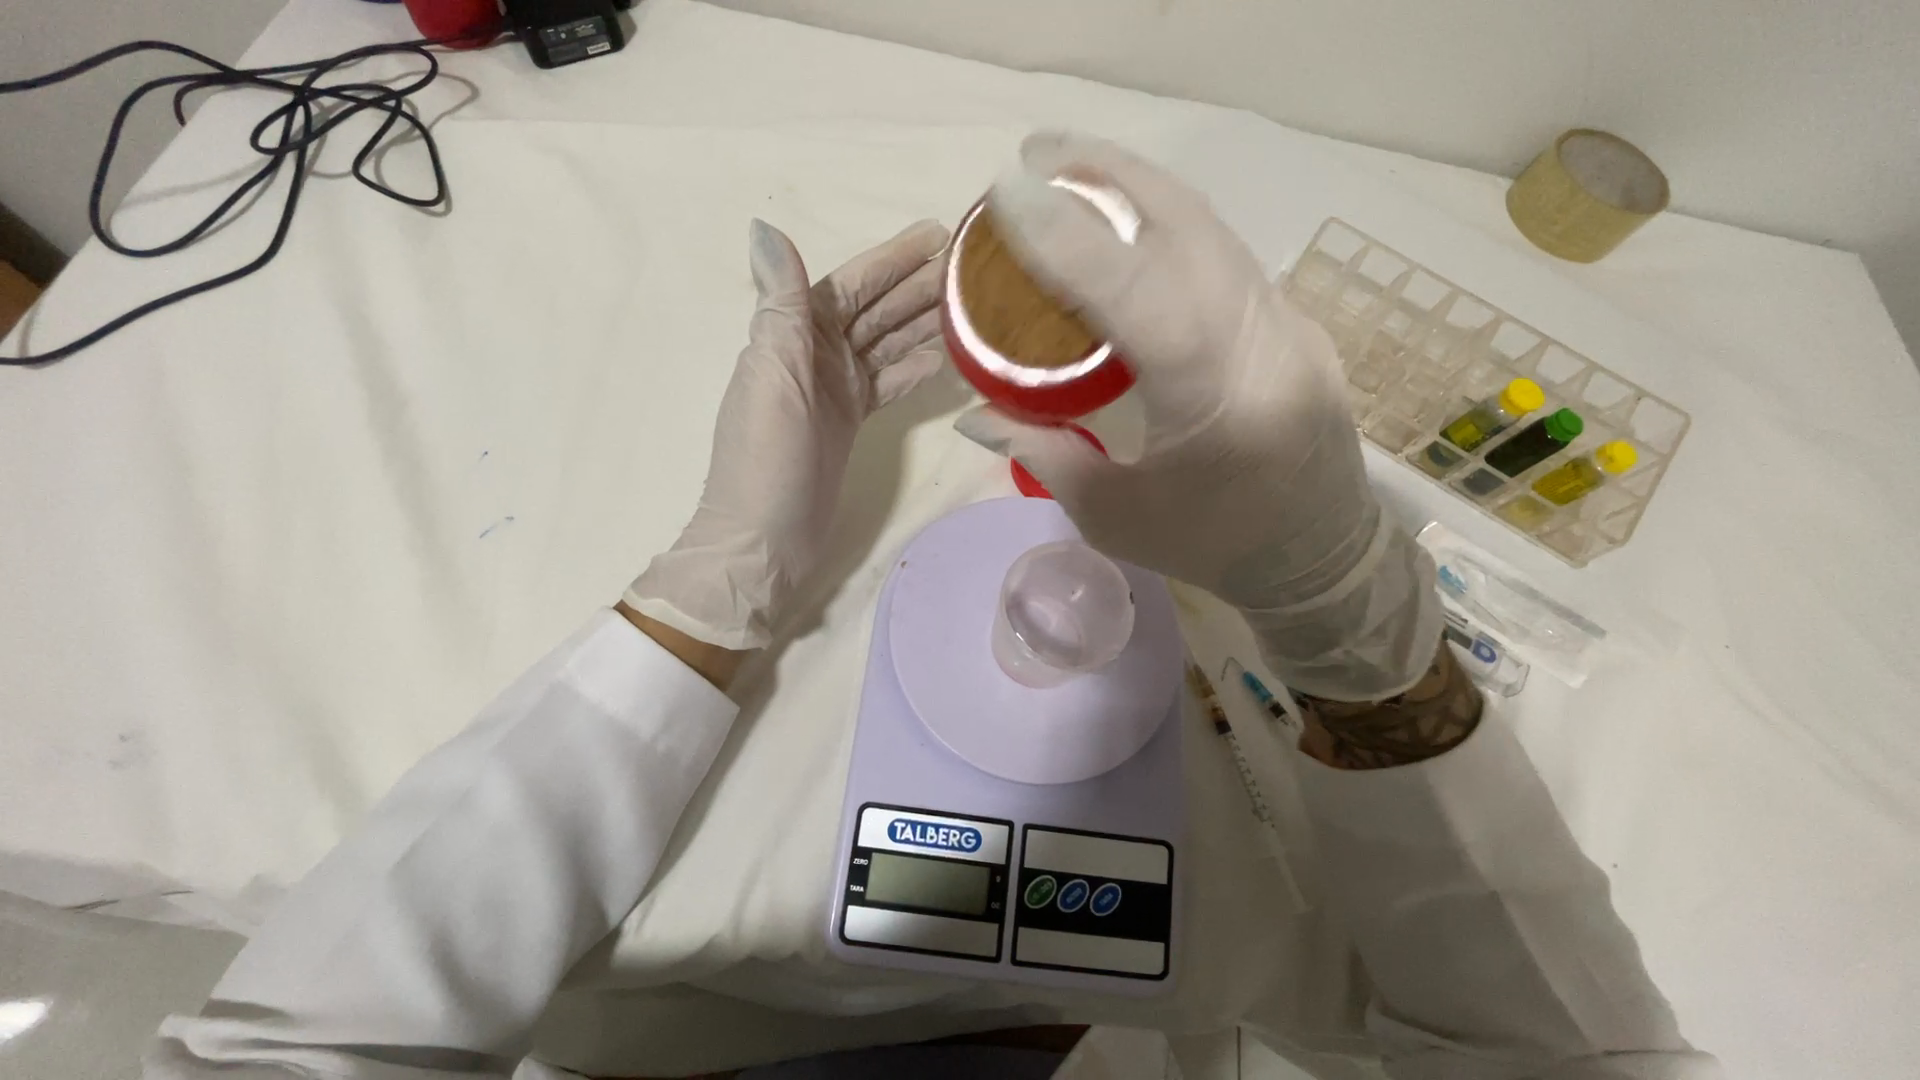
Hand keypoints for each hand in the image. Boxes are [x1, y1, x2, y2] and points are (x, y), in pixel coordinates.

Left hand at [625, 218, 949, 653]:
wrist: (763, 540)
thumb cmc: (767, 459)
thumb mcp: (773, 376)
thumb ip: (780, 307)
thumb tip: (765, 228)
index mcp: (793, 335)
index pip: (852, 284)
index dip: (894, 260)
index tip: (940, 235)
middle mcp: (817, 354)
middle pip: (877, 309)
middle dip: (920, 286)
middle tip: (976, 270)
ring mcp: (836, 388)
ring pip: (890, 342)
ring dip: (927, 321)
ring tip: (975, 306)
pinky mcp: (851, 419)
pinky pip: (892, 381)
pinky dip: (918, 367)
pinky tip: (952, 355)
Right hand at [954, 132, 1439, 699]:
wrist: (1321, 556)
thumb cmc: (1210, 544)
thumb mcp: (1111, 514)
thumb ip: (1040, 453)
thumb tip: (971, 412)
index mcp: (1210, 391)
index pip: (1133, 288)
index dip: (1068, 234)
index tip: (1009, 189)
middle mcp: (1257, 336)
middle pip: (1184, 222)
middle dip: (1107, 174)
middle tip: (1036, 153)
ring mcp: (1286, 321)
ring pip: (1210, 227)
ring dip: (1140, 189)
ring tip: (1075, 173)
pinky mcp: (1293, 321)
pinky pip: (1225, 253)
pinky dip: (1170, 223)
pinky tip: (1132, 226)